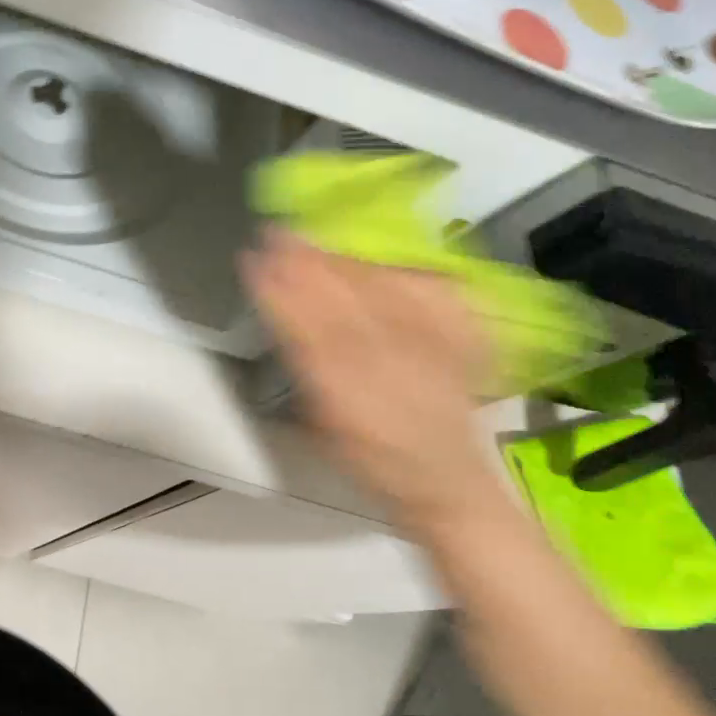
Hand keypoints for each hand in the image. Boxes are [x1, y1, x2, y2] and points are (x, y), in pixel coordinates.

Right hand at [241, 229, 501, 526]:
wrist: (446, 481)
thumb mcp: (324, 424)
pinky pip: (428, 291)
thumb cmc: (372, 462)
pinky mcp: (461, 338)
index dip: (278, 289)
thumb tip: (286, 320)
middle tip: (277, 234)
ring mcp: (429, 347)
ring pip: (380, 287)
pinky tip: (377, 260)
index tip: (254, 259)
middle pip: (342, 298)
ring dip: (342, 259)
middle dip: (306, 262)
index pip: (305, 327)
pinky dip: (399, 270)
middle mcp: (388, 363)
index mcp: (347, 391)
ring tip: (315, 240)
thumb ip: (306, 369)